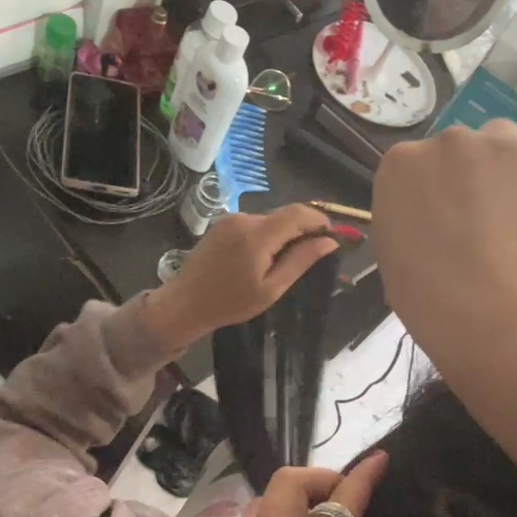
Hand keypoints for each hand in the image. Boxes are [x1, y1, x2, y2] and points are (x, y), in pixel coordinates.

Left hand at [144, 205, 338, 347]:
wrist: (185, 303)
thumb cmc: (230, 303)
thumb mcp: (271, 288)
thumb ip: (300, 260)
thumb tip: (329, 241)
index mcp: (258, 234)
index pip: (299, 213)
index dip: (320, 220)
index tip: (332, 236)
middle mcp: (244, 218)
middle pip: (284, 215)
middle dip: (302, 230)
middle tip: (311, 256)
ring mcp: (230, 219)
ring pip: (269, 220)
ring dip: (282, 235)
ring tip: (282, 264)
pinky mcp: (221, 224)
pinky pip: (253, 225)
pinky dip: (265, 236)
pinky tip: (261, 259)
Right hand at [371, 120, 516, 352]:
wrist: (488, 304)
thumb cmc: (427, 295)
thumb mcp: (394, 255)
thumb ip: (409, 221)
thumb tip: (431, 224)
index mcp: (399, 166)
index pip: (417, 165)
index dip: (434, 192)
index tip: (444, 218)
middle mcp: (444, 140)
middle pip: (460, 150)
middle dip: (469, 178)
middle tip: (480, 223)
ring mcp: (495, 141)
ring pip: (503, 144)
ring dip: (506, 170)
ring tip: (514, 217)